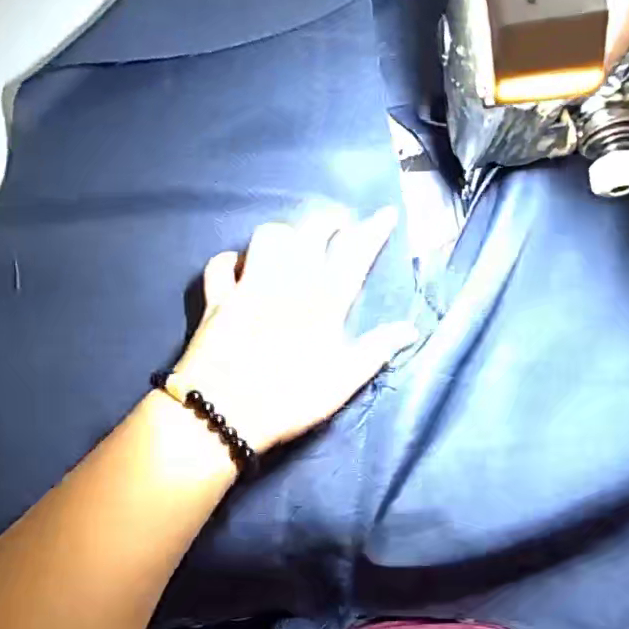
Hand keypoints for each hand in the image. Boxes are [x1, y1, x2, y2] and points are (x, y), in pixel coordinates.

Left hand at [163, 209, 417, 453]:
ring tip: (293, 246)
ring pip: (267, 236)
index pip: (354, 254)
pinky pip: (221, 264)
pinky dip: (232, 261)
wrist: (223, 415)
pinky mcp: (217, 299)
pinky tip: (240, 268)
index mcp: (324, 303)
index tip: (386, 213)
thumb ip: (376, 350)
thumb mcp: (343, 382)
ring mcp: (248, 287)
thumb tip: (411, 329)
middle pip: (311, 232)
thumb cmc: (290, 400)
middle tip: (338, 228)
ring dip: (285, 235)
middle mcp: (287, 283)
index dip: (373, 231)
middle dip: (329, 221)